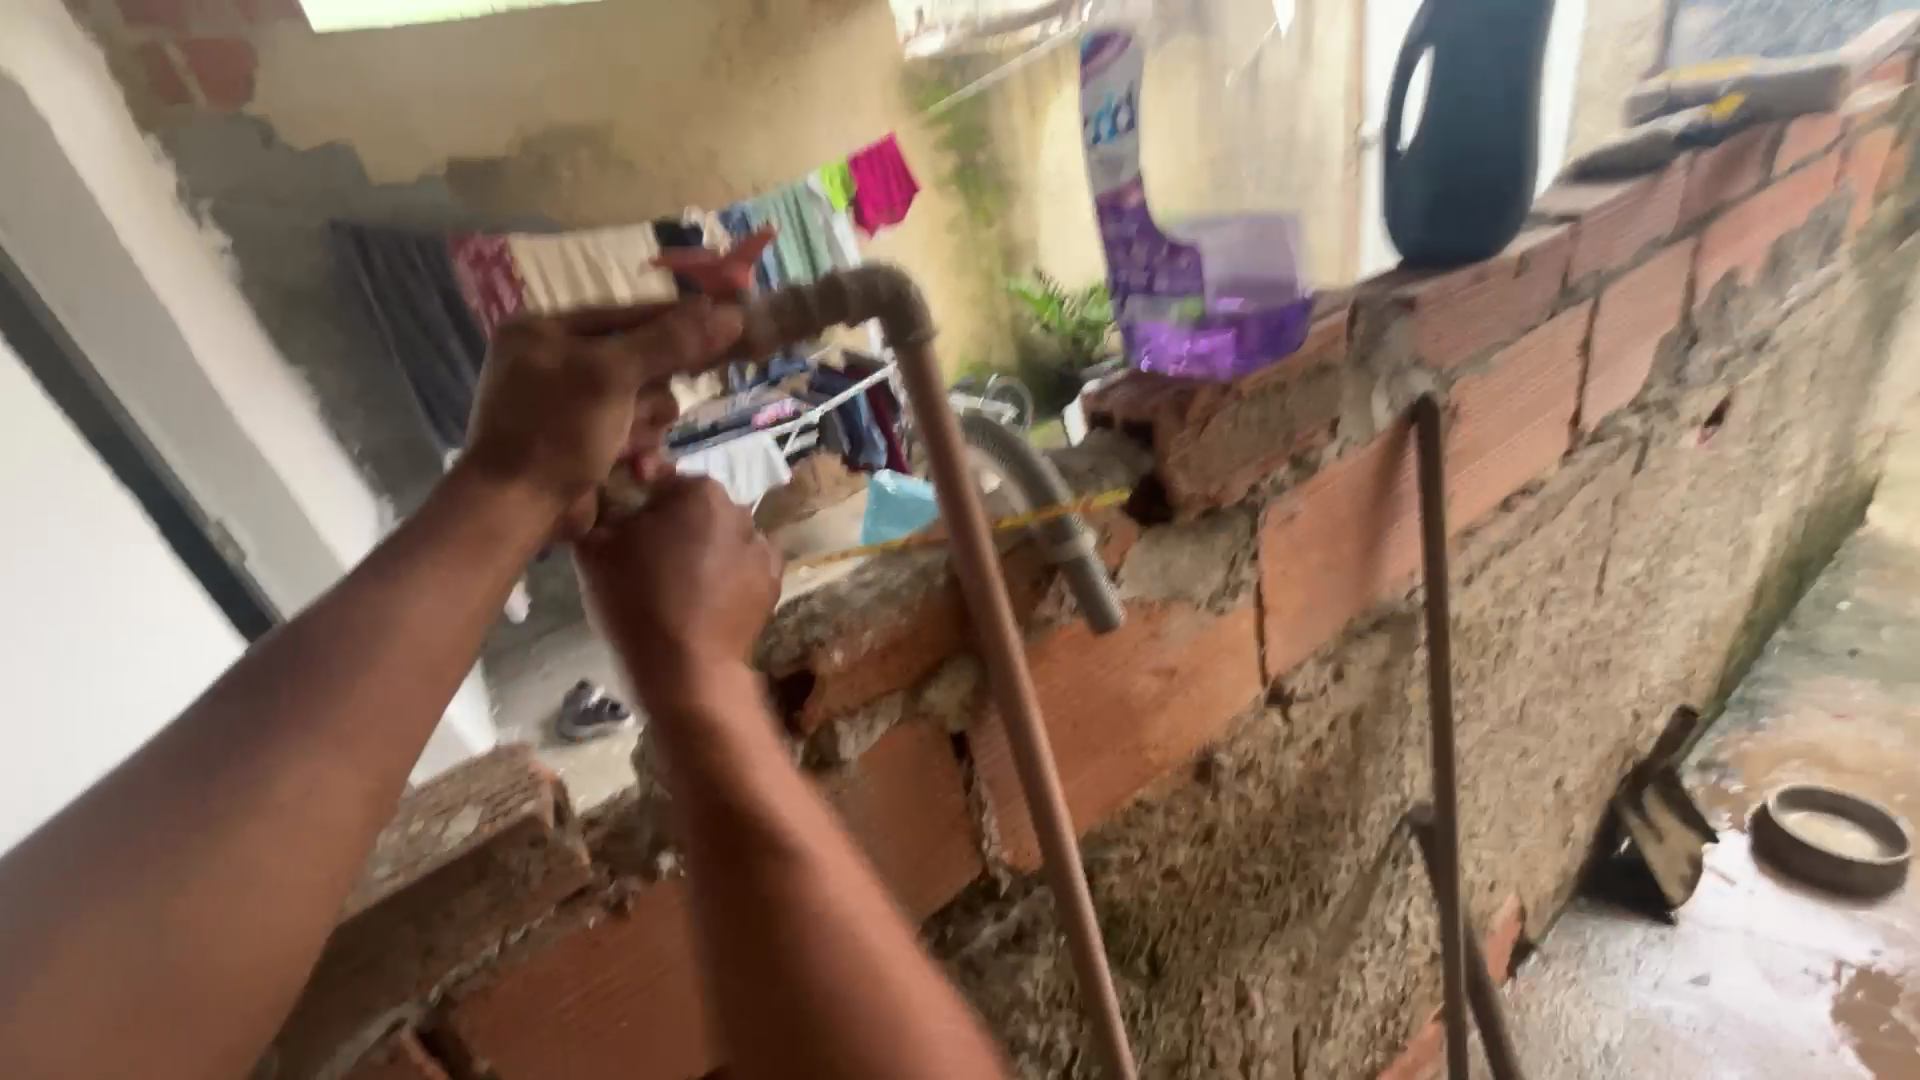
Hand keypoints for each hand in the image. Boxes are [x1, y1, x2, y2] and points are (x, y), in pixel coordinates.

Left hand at [461, 299, 743, 536]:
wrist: (518, 507)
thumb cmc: (556, 431)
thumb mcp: (612, 376)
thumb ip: (669, 343)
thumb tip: (730, 315)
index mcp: (546, 330)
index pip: (627, 315)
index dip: (676, 322)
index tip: (725, 325)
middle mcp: (557, 360)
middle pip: (640, 360)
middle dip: (652, 391)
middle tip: (654, 406)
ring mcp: (572, 403)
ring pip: (643, 399)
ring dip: (647, 424)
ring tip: (632, 446)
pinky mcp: (585, 439)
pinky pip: (633, 429)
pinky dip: (640, 446)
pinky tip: (636, 464)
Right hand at [575, 475, 783, 709]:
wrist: (685, 667)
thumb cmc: (635, 600)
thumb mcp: (594, 546)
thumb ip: (603, 507)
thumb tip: (611, 496)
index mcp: (700, 491)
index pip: (664, 480)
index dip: (640, 502)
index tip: (623, 529)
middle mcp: (739, 511)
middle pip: (698, 508)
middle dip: (676, 524)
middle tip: (648, 559)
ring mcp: (762, 548)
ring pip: (723, 537)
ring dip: (705, 549)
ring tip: (679, 585)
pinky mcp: (773, 582)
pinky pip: (743, 567)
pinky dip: (728, 575)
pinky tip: (707, 599)